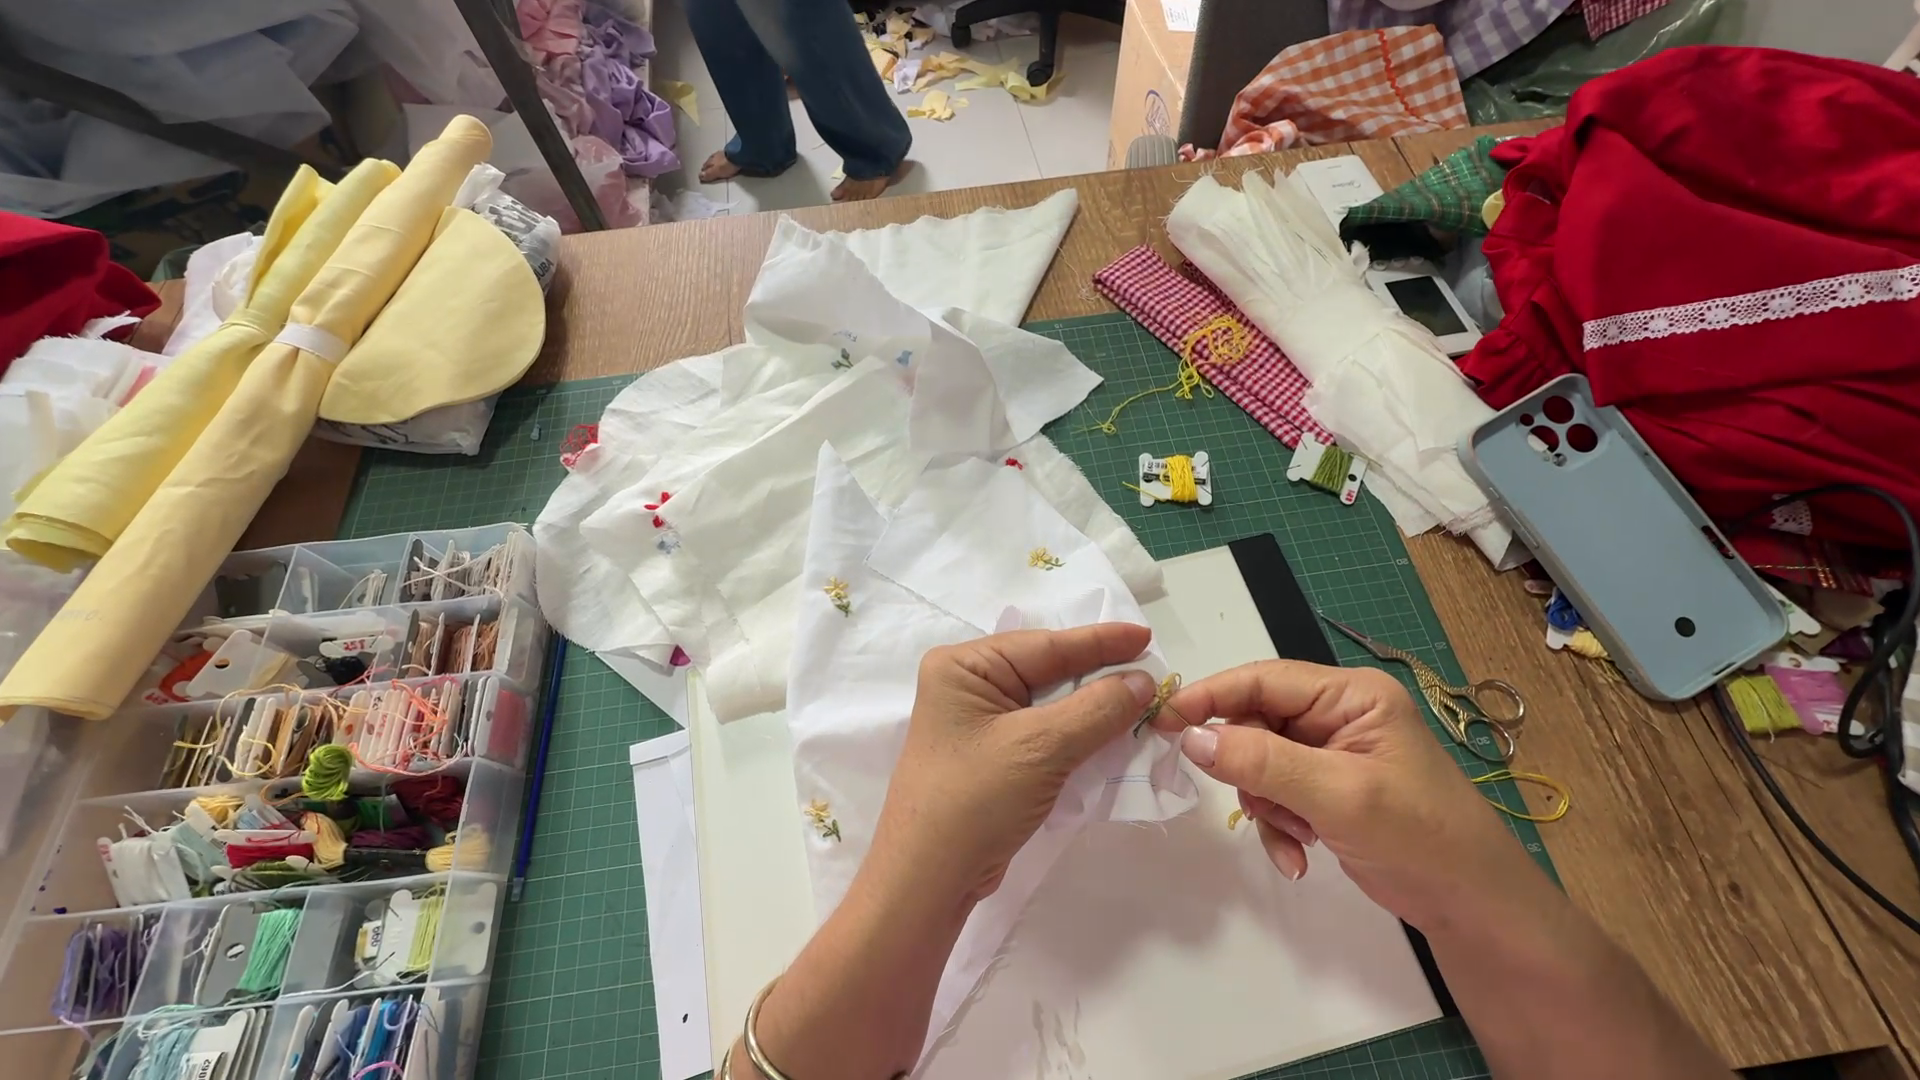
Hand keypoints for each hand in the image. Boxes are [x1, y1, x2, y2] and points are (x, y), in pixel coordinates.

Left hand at [868, 623, 1158, 905]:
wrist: (930, 880)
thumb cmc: (975, 800)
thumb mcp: (1040, 747)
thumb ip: (1096, 709)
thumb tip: (1142, 681)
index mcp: (964, 666)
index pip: (1044, 645)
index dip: (1100, 641)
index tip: (1147, 635)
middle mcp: (969, 686)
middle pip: (1049, 671)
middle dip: (1101, 674)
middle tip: (1153, 669)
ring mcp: (980, 723)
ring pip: (1052, 704)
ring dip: (1095, 706)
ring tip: (1144, 698)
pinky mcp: (995, 756)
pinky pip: (1046, 732)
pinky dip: (1080, 733)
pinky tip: (1115, 731)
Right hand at [1157, 661, 1540, 934]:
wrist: (1477, 912)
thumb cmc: (1421, 839)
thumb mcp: (1338, 795)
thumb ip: (1261, 761)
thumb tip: (1188, 735)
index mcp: (1350, 695)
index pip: (1261, 679)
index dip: (1210, 696)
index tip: (1162, 720)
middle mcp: (1337, 715)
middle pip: (1255, 724)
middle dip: (1250, 770)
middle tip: (1259, 803)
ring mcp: (1331, 753)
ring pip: (1258, 763)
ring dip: (1266, 804)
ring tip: (1296, 836)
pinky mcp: (1327, 789)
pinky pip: (1276, 793)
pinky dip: (1278, 825)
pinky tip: (1300, 856)